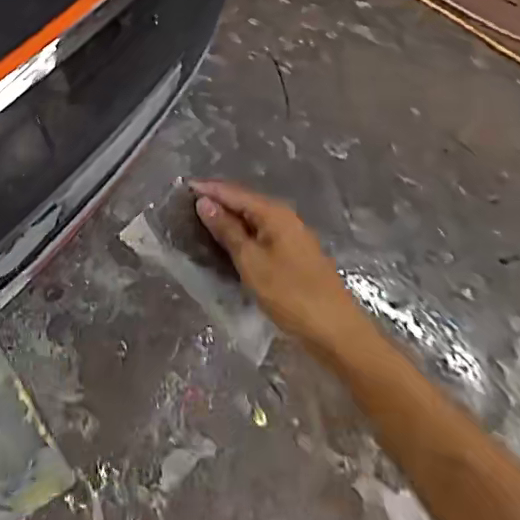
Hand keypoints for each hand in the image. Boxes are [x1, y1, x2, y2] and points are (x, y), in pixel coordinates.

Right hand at [191, 179, 362, 342]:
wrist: (336, 332)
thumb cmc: (290, 294)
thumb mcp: (251, 262)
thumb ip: (227, 230)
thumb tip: (205, 203)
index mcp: (274, 213)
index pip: (234, 192)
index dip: (208, 189)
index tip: (182, 188)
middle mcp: (285, 218)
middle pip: (244, 202)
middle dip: (217, 201)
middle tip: (186, 204)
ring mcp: (292, 236)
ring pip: (253, 218)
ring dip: (228, 218)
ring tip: (201, 221)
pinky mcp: (294, 254)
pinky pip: (261, 233)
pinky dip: (241, 233)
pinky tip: (228, 242)